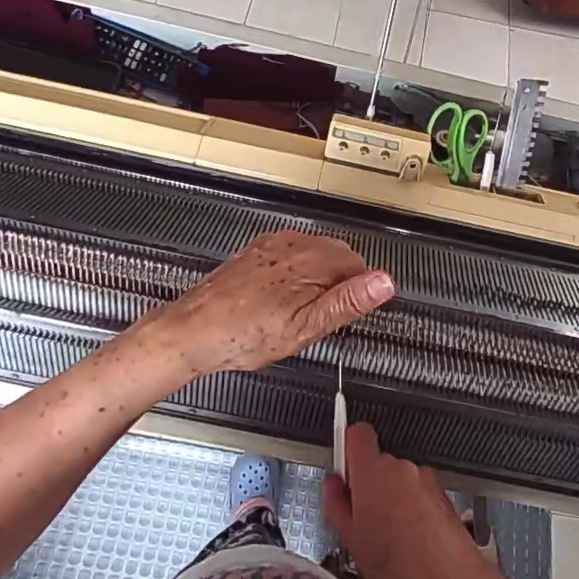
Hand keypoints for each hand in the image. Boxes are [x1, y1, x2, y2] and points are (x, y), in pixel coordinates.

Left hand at [125, 230, 394, 378]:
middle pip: (339, 259)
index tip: (339, 316)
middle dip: (334, 287)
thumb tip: (384, 282)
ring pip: (312, 258)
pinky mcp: (255, 252)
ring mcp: (272, 246)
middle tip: (314, 319)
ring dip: (311, 281)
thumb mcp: (307, 327)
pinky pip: (288, 258)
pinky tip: (273, 302)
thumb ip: (348, 301)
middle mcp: (293, 245)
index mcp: (313, 260)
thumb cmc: (242, 333)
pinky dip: (289, 277)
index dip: (354, 297)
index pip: (361, 268)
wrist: (194, 330)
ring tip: (290, 314)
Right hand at [323, 424, 488, 578]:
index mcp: (373, 472)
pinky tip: (410, 540)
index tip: (343, 467)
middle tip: (362, 514)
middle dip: (369, 482)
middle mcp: (402, 469)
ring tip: (389, 535)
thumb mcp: (350, 539)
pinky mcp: (444, 496)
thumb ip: (336, 503)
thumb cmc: (403, 570)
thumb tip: (333, 489)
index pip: (356, 433)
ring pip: (399, 479)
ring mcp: (426, 481)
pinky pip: (418, 493)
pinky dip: (412, 509)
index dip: (347, 447)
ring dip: (392, 497)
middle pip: (378, 460)